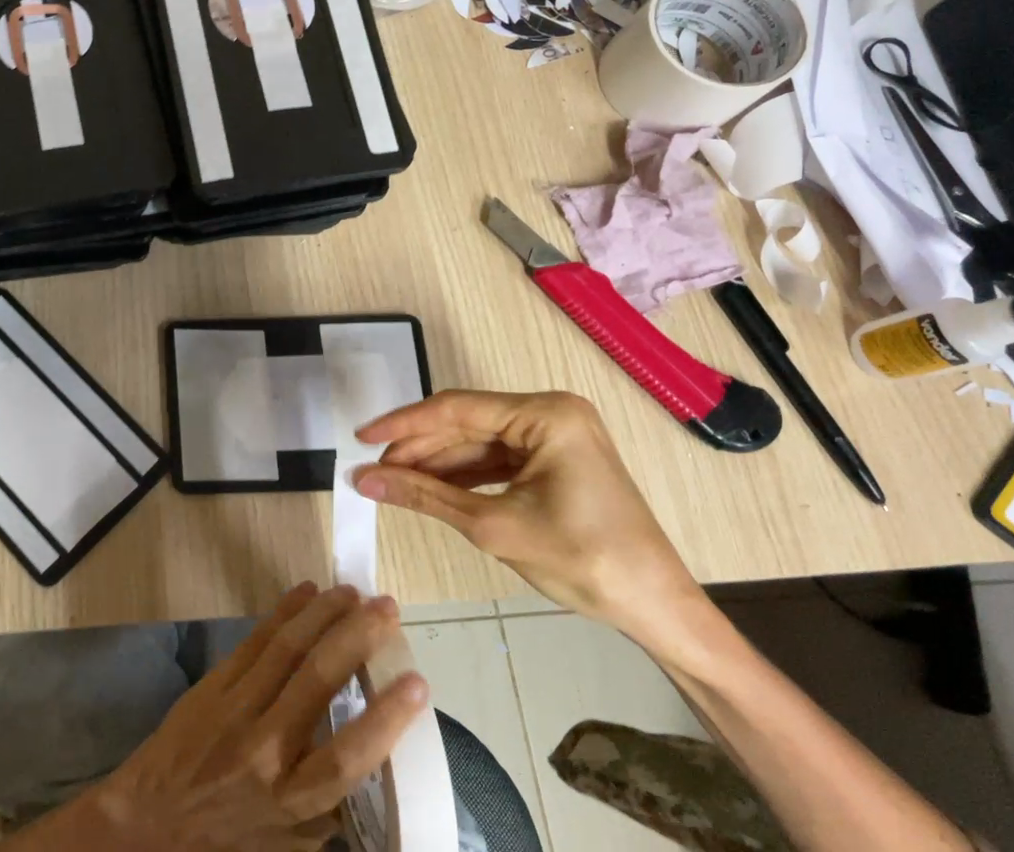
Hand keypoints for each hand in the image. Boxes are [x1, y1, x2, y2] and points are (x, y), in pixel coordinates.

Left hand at [83, 583, 428, 851]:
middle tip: (387, 609)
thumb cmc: (230, 834)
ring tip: (352, 592)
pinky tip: (306, 594)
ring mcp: (234, 711)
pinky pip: (254, 642)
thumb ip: (332, 804)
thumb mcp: (291, 841)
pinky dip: (283, 614)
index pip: (348, 755)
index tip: (417, 682)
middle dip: (357, 637)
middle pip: (318, 681)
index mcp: (293, 798)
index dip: (386, 718)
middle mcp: (266, 750)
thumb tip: (376, 756)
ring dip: (323, 614)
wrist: (150, 818)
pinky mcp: (211, 686)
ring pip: (285, 650)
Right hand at [352, 390, 708, 646]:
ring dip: (435, 464)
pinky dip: (460, 476)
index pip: (456, 409)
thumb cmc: (581, 558)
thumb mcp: (492, 525)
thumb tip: (363, 480)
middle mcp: (551, 414)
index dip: (403, 424)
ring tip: (390, 483)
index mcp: (547, 415)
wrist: (653, 604)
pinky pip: (495, 461)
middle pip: (465, 423)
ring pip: (476, 443)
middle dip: (417, 448)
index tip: (360, 437)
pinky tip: (426, 489)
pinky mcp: (554, 462)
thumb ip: (423, 496)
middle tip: (372, 470)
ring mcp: (554, 437)